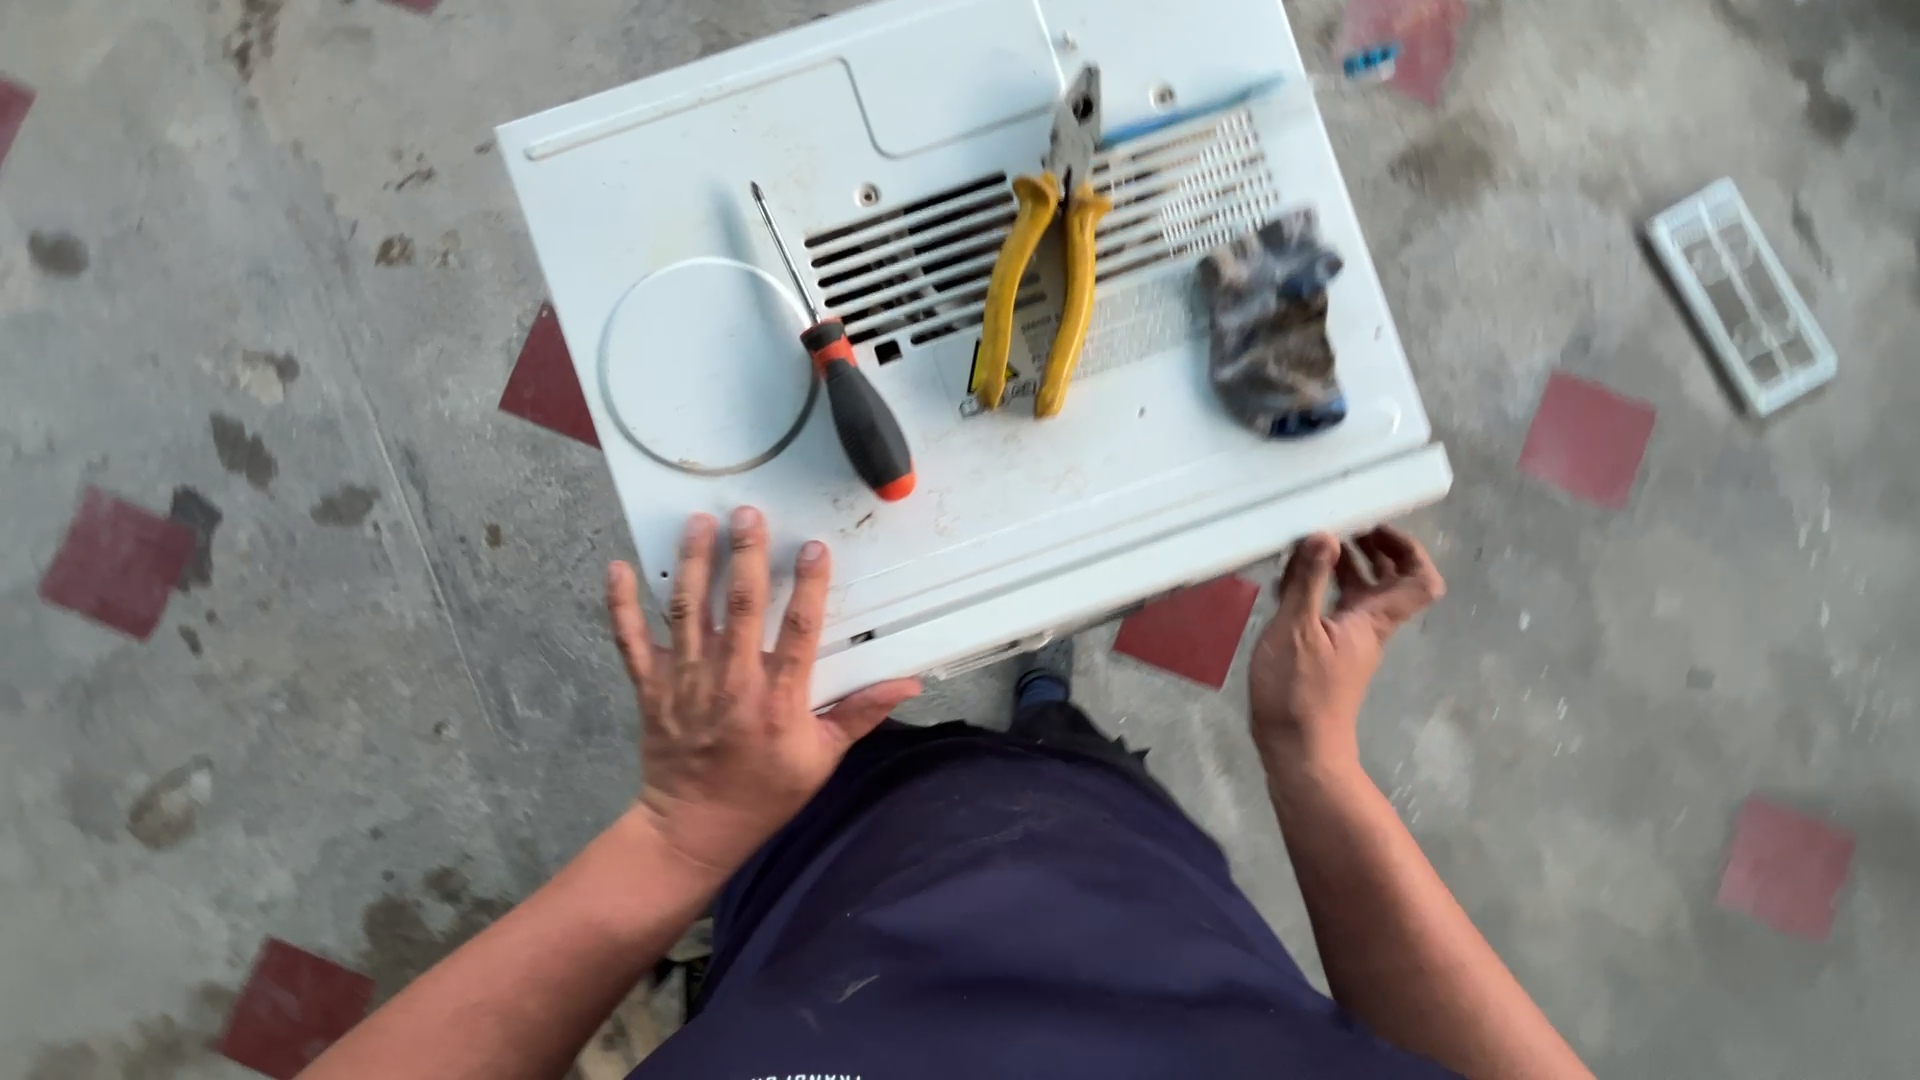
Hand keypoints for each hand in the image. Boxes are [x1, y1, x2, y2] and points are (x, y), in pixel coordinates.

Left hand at [605, 507, 921, 879]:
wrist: (693, 829)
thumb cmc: (765, 793)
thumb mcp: (823, 758)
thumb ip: (861, 714)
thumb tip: (908, 683)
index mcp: (777, 699)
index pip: (799, 631)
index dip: (810, 586)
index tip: (815, 548)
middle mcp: (730, 682)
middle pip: (741, 607)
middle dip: (745, 555)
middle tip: (748, 514)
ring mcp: (685, 682)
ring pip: (688, 612)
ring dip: (693, 564)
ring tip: (697, 523)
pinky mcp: (651, 688)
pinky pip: (631, 641)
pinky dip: (621, 605)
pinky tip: (618, 568)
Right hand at [1249, 527, 1443, 783]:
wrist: (1297, 749)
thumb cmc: (1300, 691)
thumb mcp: (1297, 630)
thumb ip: (1309, 582)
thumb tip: (1326, 535)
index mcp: (1372, 621)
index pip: (1418, 581)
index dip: (1407, 549)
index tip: (1374, 526)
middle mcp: (1367, 629)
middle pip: (1388, 583)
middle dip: (1370, 549)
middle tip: (1339, 526)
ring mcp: (1345, 643)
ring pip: (1356, 595)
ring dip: (1341, 567)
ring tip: (1308, 546)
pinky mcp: (1322, 655)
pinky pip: (1330, 610)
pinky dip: (1317, 590)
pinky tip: (1287, 584)